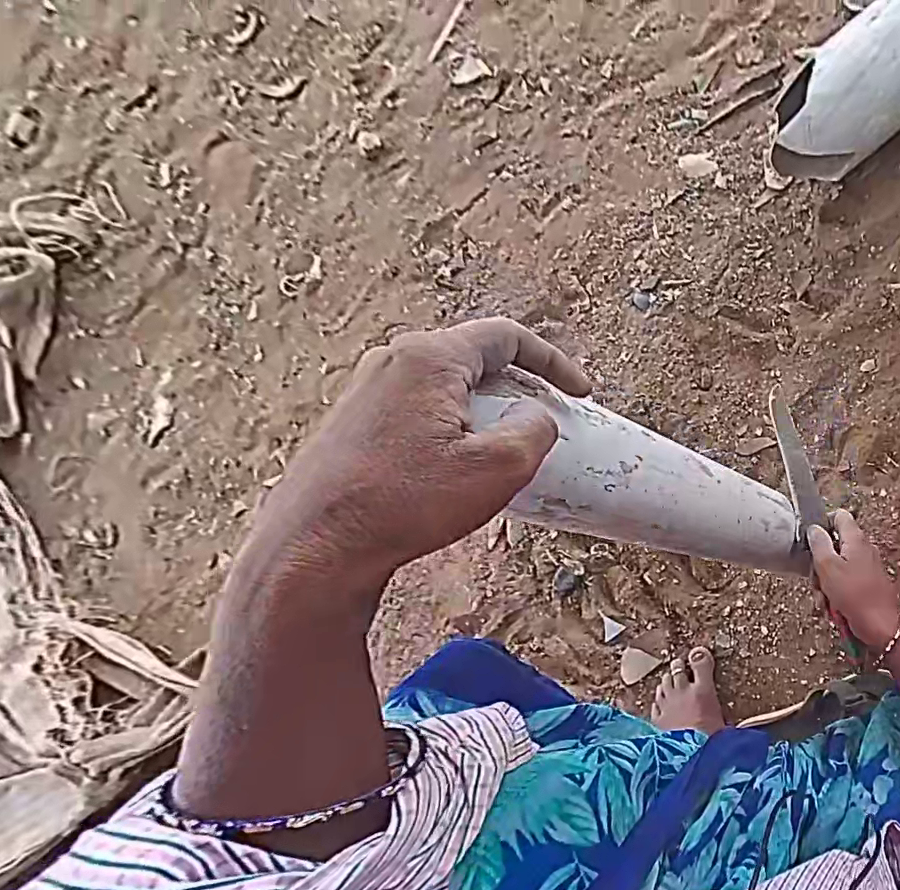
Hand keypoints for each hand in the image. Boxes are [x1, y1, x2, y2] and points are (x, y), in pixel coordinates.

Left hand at [246, 317, 591, 584]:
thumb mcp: (502, 466)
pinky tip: (471, 463)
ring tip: (514, 446)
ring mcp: (372, 390)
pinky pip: (429, 407)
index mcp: (430, 359)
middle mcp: (395, 362)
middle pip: (478, 357)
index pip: (507, 337)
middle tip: (551, 419)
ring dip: (494, 407)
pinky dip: (464, 423)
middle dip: (525, 385)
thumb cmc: (407, 501)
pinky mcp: (362, 421)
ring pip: (453, 384)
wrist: (319, 542)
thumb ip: (536, 429)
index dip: (554, 362)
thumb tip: (537, 418)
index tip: (580, 393)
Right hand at [808, 510, 899, 646]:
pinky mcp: (865, 586)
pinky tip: (833, 610)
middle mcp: (863, 551)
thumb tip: (814, 529)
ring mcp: (866, 568)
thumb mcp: (828, 567)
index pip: (840, 516)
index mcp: (856, 540)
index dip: (823, 524)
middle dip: (819, 565)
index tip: (811, 540)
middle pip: (833, 547)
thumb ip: (819, 544)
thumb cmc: (856, 596)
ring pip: (835, 569)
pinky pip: (843, 585)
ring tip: (825, 601)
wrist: (880, 627)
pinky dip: (835, 596)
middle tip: (816, 580)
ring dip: (824, 585)